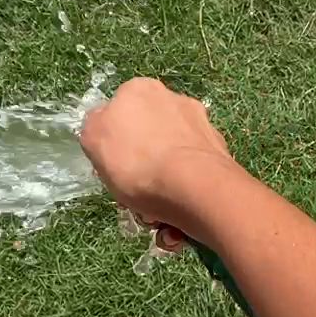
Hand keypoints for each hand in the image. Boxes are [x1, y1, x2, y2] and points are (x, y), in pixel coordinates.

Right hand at [80, 78, 236, 247]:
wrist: (195, 187)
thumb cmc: (136, 163)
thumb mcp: (92, 138)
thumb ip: (97, 128)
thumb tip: (107, 127)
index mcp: (143, 91)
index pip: (123, 116)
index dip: (116, 147)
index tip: (116, 169)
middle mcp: (179, 104)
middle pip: (151, 145)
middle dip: (142, 176)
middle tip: (138, 199)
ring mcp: (204, 132)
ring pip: (173, 169)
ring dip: (162, 197)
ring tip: (159, 219)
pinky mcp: (223, 160)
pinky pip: (195, 184)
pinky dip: (185, 204)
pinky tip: (178, 224)